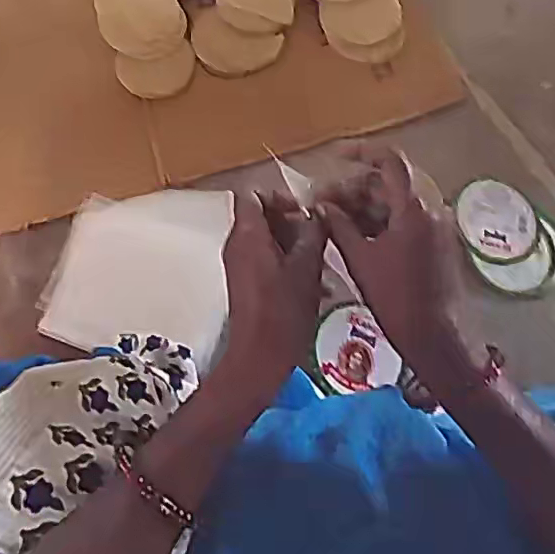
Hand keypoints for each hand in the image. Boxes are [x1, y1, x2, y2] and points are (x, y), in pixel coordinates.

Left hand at [212, 189, 325, 407]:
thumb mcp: (307, 267)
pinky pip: (261, 257)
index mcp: (247, 234)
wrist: (260, 357)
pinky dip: (283, 258)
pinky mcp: (243, 283)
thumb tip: (317, 214)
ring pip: (262, 238)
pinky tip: (309, 276)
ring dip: (289, 240)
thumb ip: (312, 234)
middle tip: (316, 230)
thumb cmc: (283, 309)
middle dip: (288, 219)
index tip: (302, 208)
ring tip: (318, 254)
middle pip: (258, 216)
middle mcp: (236, 244)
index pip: (253, 196)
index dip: (278, 196)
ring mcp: (237, 265)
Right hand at [318, 142, 477, 397]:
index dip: (360, 152)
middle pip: (387, 182)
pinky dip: (377, 221)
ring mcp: (435, 225)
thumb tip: (322, 205)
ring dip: (362, 205)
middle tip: (321, 202)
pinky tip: (352, 234)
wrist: (439, 341)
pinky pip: (403, 219)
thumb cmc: (397, 301)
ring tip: (330, 220)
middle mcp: (430, 208)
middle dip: (352, 188)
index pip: (389, 161)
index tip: (334, 155)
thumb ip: (339, 225)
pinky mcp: (435, 242)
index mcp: (414, 207)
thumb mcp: (360, 261)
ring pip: (393, 201)